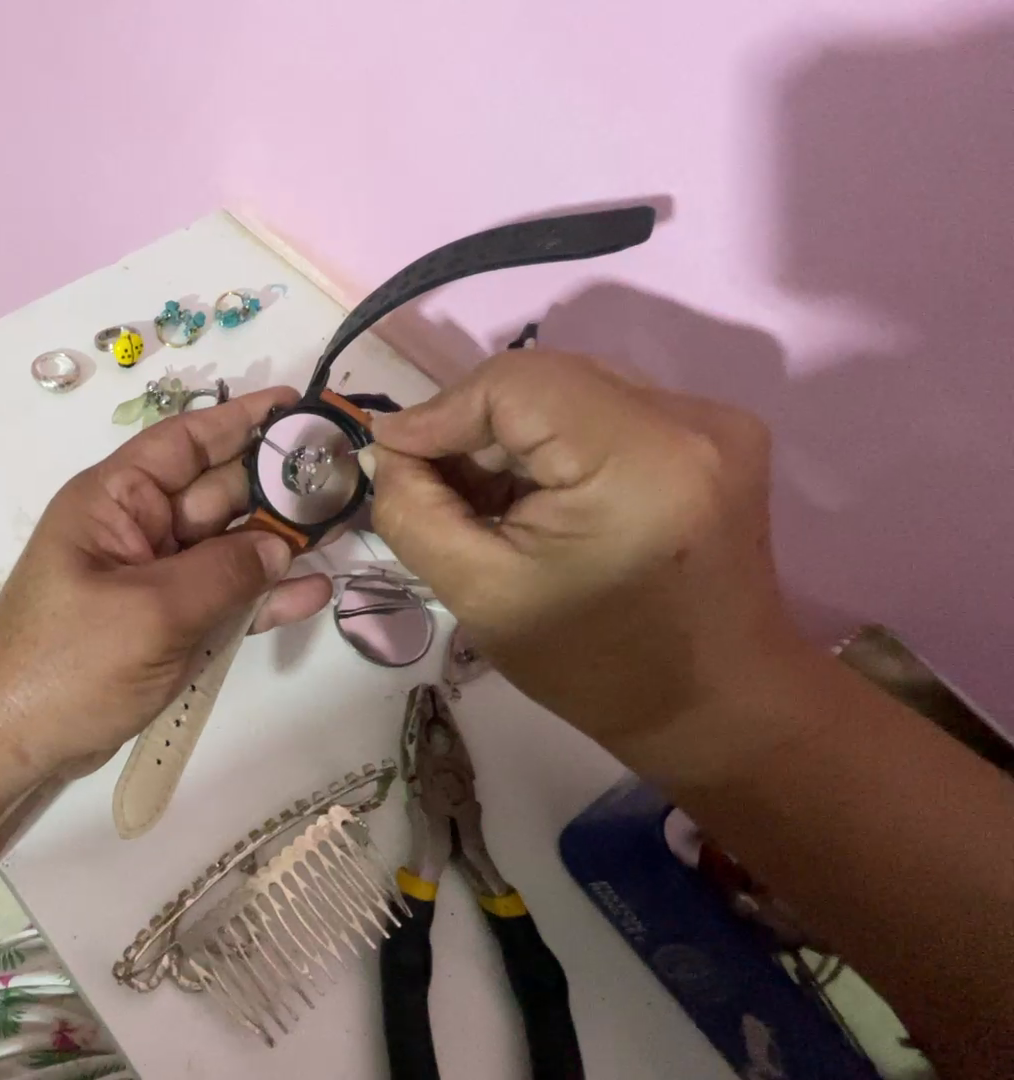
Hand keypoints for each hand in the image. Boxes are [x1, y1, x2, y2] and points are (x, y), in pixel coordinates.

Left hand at [0, 387, 331, 782]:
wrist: (16, 741)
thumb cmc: (68, 663)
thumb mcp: (151, 611)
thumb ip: (225, 573)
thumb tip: (282, 546)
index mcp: (113, 501)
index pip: (183, 443)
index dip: (240, 421)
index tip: (298, 406)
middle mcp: (135, 530)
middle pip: (216, 494)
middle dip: (277, 486)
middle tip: (351, 478)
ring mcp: (152, 579)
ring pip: (226, 547)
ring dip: (280, 542)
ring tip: (348, 528)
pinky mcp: (164, 624)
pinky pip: (220, 598)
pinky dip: (261, 596)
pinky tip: (314, 591)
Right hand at [365, 351, 808, 766]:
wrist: (713, 702)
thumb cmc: (590, 662)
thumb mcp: (474, 593)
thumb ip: (412, 512)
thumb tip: (389, 450)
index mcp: (638, 464)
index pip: (514, 384)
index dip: (439, 412)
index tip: (390, 457)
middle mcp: (688, 421)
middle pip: (537, 381)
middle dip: (465, 427)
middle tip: (425, 484)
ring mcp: (708, 422)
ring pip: (559, 391)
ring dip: (497, 436)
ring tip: (473, 499)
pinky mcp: (705, 435)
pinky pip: (590, 410)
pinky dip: (537, 443)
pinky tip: (521, 496)